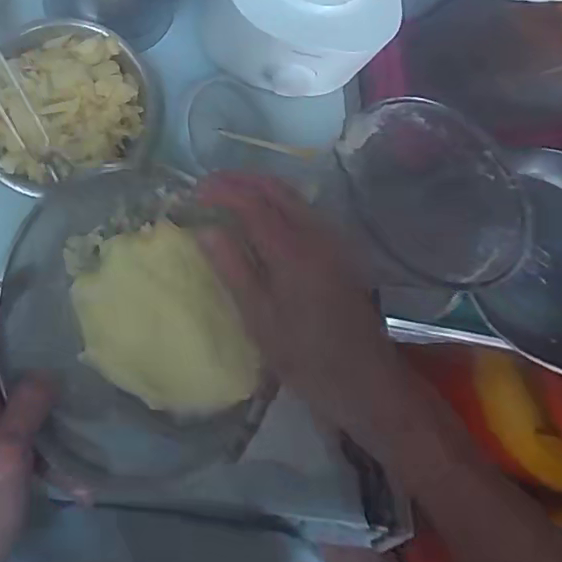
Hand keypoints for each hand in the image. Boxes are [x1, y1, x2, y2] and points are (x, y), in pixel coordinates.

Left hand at [0, 301, 53, 561]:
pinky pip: (13, 432)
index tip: (37, 275)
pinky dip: (39, 442)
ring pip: (12, 396)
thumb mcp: (9, 452)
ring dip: (43, 402)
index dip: (6, 299)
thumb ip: (28, 403)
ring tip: (83, 385)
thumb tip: (47, 368)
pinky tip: (73, 469)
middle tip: (76, 326)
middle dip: (35, 346)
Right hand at [195, 173, 424, 456]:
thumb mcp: (259, 320)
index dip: (221, 191)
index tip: (194, 193)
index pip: (252, 203)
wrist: (367, 381)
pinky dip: (276, 199)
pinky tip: (260, 213)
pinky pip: (303, 208)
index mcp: (292, 251)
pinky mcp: (339, 248)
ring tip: (227, 194)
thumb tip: (205, 229)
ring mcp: (331, 239)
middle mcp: (315, 234)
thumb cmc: (306, 358)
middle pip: (274, 188)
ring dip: (257, 186)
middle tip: (207, 186)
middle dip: (238, 180)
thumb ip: (232, 269)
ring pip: (291, 194)